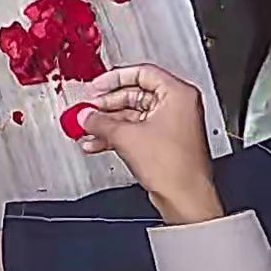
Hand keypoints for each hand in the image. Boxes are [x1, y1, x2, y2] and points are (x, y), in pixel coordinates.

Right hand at [71, 64, 223, 224]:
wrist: (184, 197)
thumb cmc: (174, 166)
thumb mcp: (126, 137)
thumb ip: (101, 122)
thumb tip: (86, 116)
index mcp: (177, 94)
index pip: (142, 73)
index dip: (114, 78)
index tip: (96, 86)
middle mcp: (177, 106)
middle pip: (135, 95)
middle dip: (107, 105)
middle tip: (87, 110)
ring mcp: (170, 125)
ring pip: (132, 116)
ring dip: (108, 123)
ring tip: (87, 128)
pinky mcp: (163, 143)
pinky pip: (135, 132)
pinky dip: (116, 136)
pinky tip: (97, 143)